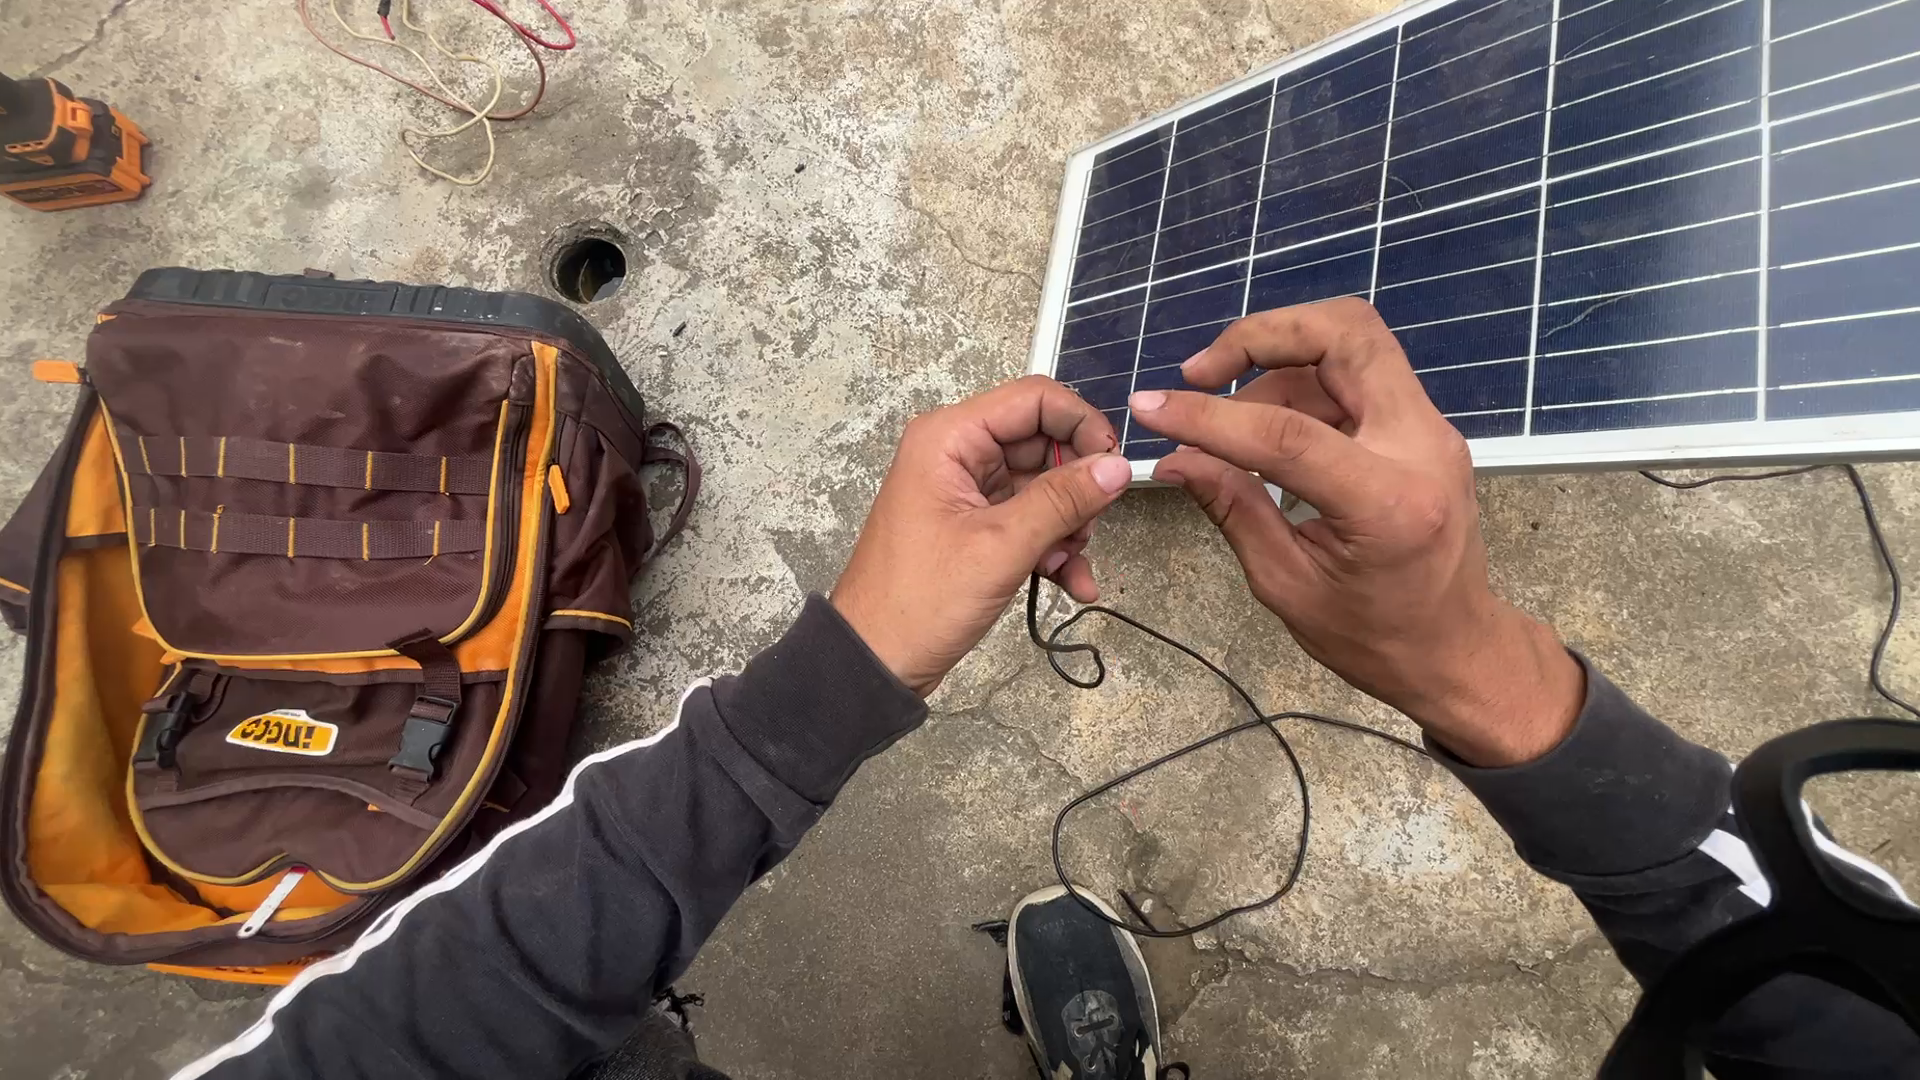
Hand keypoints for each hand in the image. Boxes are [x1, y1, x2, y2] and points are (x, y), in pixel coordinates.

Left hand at [831, 375, 1132, 695]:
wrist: (876, 662)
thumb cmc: (917, 602)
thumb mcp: (1000, 547)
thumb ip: (1062, 500)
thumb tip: (1117, 466)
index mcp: (949, 438)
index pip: (1034, 399)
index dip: (1081, 424)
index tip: (1114, 466)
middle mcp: (957, 454)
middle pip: (1042, 444)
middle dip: (1075, 488)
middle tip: (1089, 529)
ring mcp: (966, 492)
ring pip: (1042, 486)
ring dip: (1067, 525)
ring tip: (1068, 564)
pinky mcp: (974, 526)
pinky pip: (1028, 520)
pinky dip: (1053, 548)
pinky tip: (1071, 583)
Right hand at [1130, 298, 1582, 765]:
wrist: (1456, 648)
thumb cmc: (1370, 636)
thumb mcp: (1283, 583)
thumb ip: (1230, 507)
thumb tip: (1171, 459)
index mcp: (1389, 504)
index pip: (1287, 434)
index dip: (1207, 416)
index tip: (1147, 407)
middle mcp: (1423, 444)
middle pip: (1347, 333)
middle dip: (1261, 334)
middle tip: (1198, 370)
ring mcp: (1429, 427)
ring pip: (1349, 343)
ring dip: (1272, 362)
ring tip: (1221, 417)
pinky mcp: (1420, 424)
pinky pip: (1353, 373)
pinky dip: (1295, 382)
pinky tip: (1258, 426)